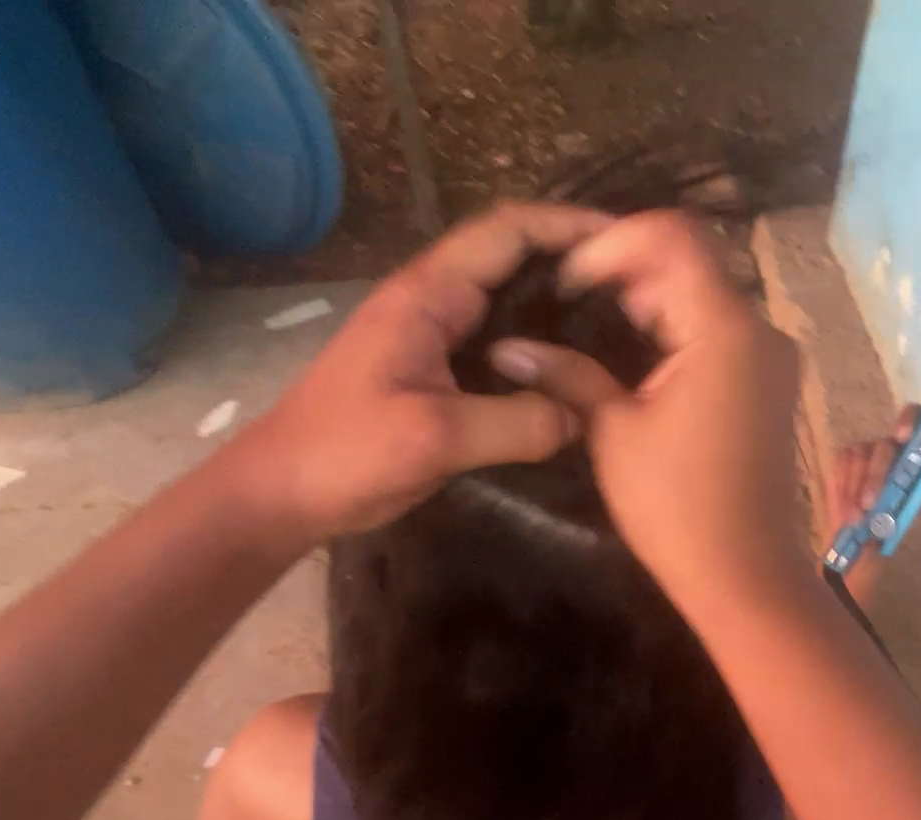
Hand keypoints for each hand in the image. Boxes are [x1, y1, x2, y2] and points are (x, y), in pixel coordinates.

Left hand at [232, 202, 613, 541]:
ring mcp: (435, 339)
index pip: (507, 231)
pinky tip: (571, 380)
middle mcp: (435, 303)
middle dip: (573, 265)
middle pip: (514, 260)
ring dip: (559, 309)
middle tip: (636, 293)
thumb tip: (584, 416)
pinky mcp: (438, 374)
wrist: (284, 493)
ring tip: (618, 330)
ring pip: (509, 307)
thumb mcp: (436, 436)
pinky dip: (539, 353)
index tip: (627, 243)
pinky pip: (501, 350)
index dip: (569, 225)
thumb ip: (518, 423)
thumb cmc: (345, 452)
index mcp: (429, 295)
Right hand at [483, 211, 806, 599]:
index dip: (612, 241)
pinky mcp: (769, 385)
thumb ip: (568, 375)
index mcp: (725, 330)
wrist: (743, 572)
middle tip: (572, 299)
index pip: (673, 237)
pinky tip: (638, 354)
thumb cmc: (675, 506)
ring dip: (652, 299)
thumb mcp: (614, 433)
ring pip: (708, 297)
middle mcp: (760, 330)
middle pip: (694, 262)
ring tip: (595, 323)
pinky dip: (679, 330)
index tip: (567, 277)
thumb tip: (508, 348)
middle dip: (629, 270)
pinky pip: (722, 333)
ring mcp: (771, 358)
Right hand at [818, 404, 920, 612]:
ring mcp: (862, 451)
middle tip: (870, 504)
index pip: (915, 416)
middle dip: (876, 475)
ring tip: (857, 518)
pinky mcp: (841, 462)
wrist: (865, 541)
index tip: (902, 437)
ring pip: (858, 459)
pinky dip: (842, 491)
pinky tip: (846, 509)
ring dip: (856, 490)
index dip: (908, 420)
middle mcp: (888, 445)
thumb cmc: (899, 520)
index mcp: (913, 449)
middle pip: (882, 446)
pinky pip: (840, 469)